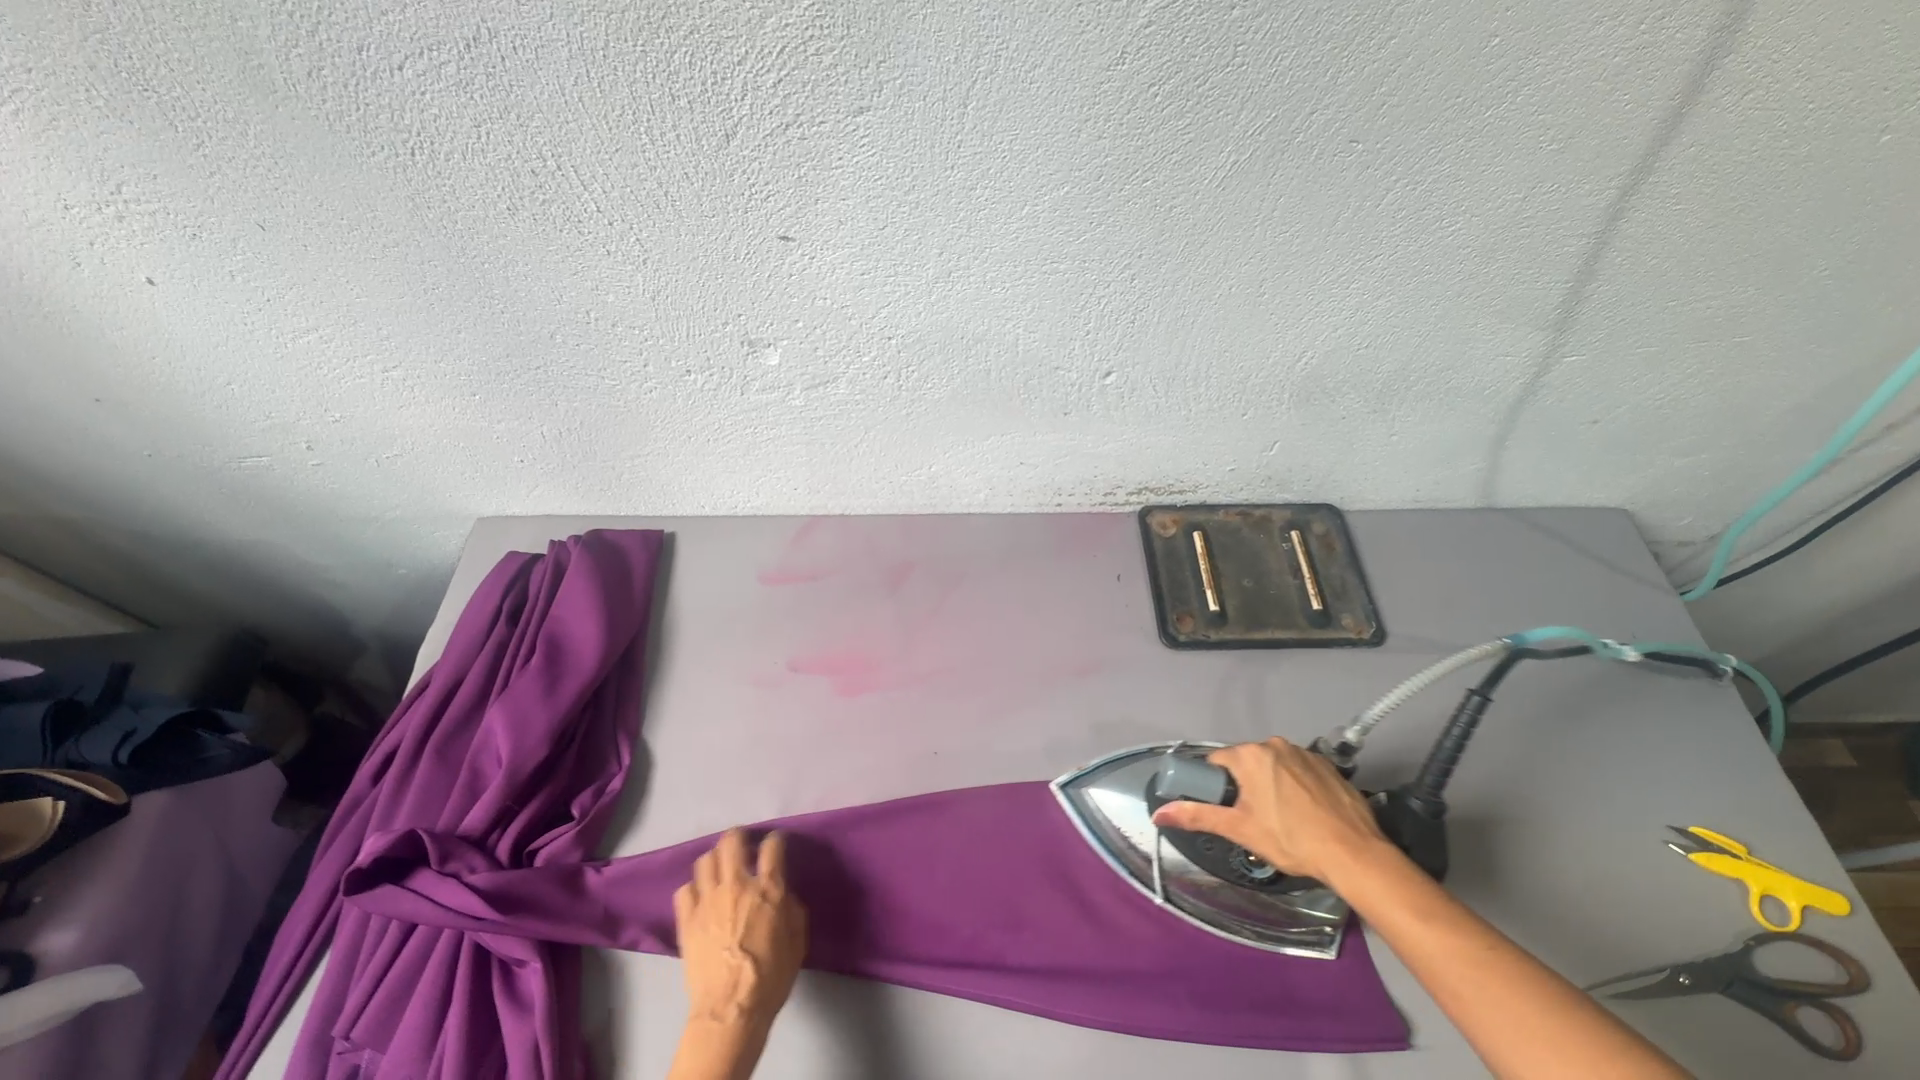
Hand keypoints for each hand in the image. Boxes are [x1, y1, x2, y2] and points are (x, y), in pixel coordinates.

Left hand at [673, 828, 807, 1030]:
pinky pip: (685, 889)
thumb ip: (792, 909)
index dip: (776, 840)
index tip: (776, 844)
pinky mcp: (687, 918)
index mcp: (768, 890)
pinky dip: (695, 888)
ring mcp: (707, 900)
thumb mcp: (798, 941)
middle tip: (744, 846)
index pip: (773, 847)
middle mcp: (736, 886)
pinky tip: (701, 898)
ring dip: (716, 860)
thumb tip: (783, 894)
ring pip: (705, 860)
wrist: (731, 1009)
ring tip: (721, 870)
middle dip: (739, 837)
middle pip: (732, 841)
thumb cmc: (772, 977)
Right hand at [1150, 737, 1391, 883]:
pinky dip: (1296, 787)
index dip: (1214, 785)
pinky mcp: (1329, 766)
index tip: (1224, 808)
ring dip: (1270, 785)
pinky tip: (1305, 813)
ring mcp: (1306, 753)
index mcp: (1250, 755)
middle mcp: (1276, 745)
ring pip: (1274, 766)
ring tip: (1282, 818)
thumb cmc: (1290, 840)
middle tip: (1252, 818)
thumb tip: (1159, 813)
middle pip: (1246, 763)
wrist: (1354, 853)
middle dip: (1244, 786)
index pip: (1216, 762)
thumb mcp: (1240, 829)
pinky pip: (1300, 771)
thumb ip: (1198, 816)